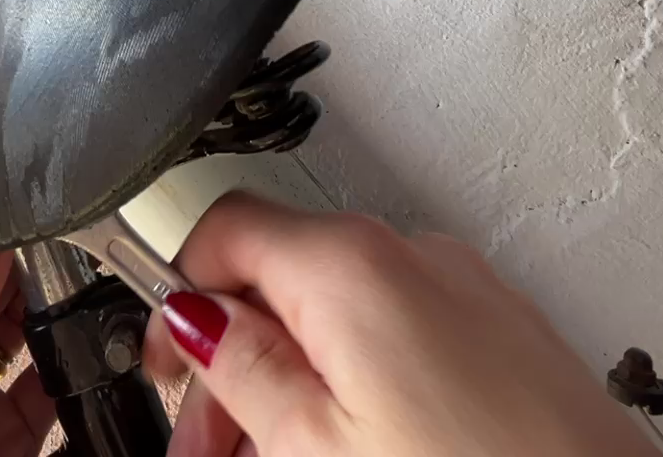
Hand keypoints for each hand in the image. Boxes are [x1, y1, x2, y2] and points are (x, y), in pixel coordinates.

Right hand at [143, 192, 658, 456]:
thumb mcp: (320, 447)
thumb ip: (244, 366)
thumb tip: (196, 316)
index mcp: (352, 265)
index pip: (228, 228)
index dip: (179, 290)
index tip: (166, 354)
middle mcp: (409, 254)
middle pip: (278, 276)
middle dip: (231, 358)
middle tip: (210, 446)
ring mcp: (460, 288)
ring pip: (333, 311)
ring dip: (288, 375)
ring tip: (274, 456)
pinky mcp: (496, 329)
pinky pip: (392, 331)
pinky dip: (352, 375)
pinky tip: (351, 441)